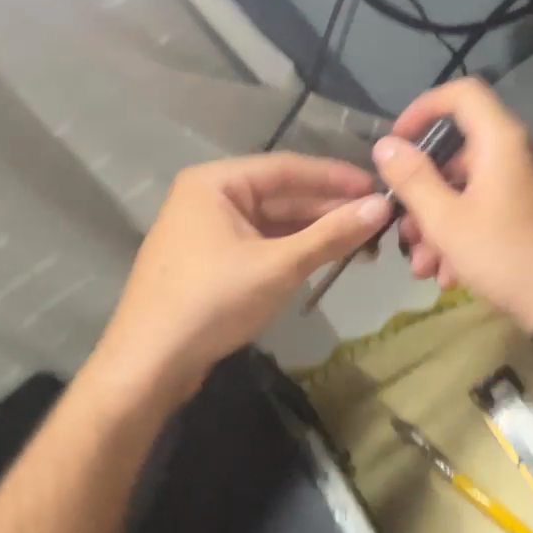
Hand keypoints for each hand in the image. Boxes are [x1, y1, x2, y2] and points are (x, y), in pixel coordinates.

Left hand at [86, 154, 391, 398]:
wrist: (150, 364)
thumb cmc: (212, 302)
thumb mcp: (279, 266)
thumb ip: (332, 234)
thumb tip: (382, 208)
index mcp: (216, 182)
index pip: (289, 168)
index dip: (338, 179)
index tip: (380, 189)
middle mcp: (210, 197)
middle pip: (283, 195)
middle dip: (330, 210)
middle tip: (381, 223)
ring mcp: (208, 231)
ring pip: (275, 222)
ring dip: (317, 233)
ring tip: (364, 244)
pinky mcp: (212, 262)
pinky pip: (263, 244)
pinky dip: (295, 251)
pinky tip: (328, 259)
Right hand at [375, 78, 532, 329]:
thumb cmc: (503, 256)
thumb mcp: (445, 220)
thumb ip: (412, 178)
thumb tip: (386, 146)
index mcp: (502, 141)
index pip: (461, 94)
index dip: (423, 109)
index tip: (397, 143)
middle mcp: (517, 153)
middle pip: (457, 152)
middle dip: (423, 192)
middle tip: (403, 229)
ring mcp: (525, 183)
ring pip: (467, 188)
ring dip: (438, 224)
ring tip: (423, 266)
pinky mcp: (528, 211)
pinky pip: (485, 208)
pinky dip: (462, 234)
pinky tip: (448, 275)